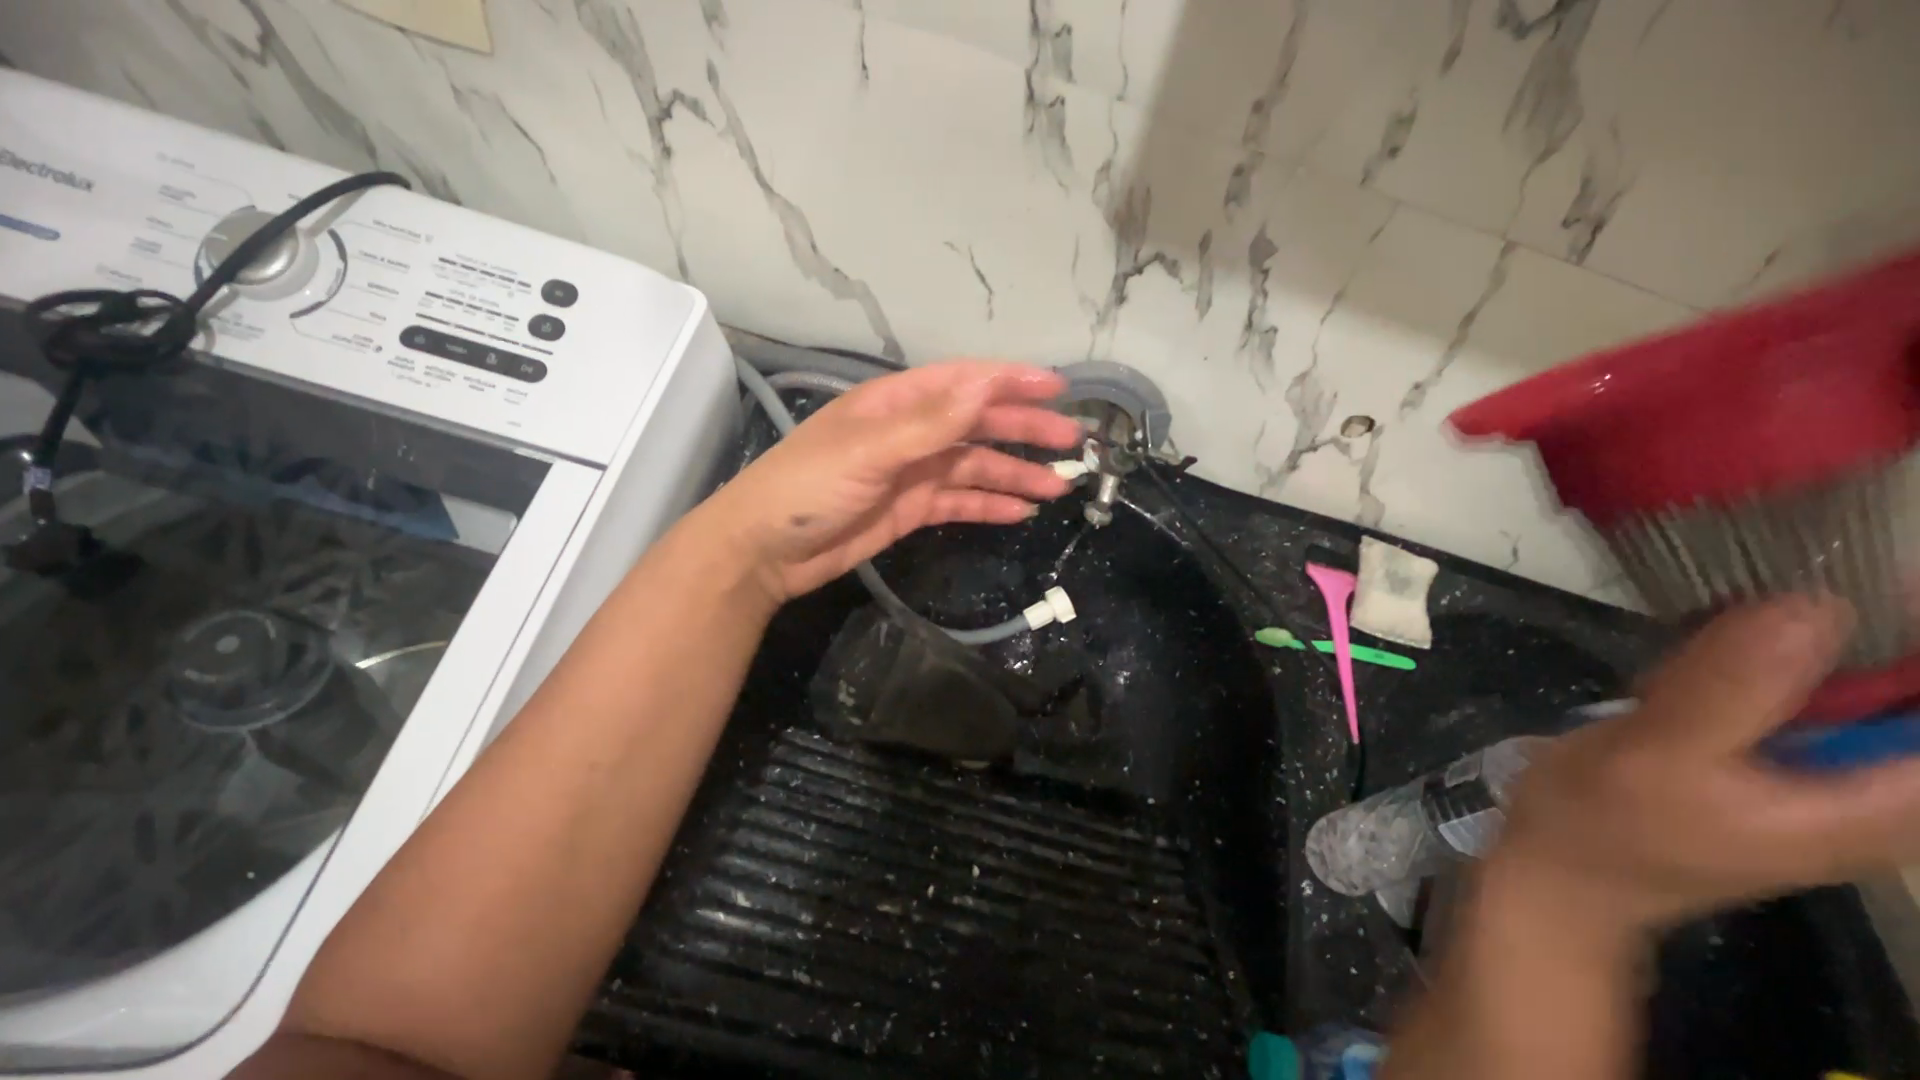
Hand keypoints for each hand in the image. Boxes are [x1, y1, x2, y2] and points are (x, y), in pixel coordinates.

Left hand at [701, 361, 1083, 604]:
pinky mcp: (908, 509)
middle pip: (976, 423)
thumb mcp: (869, 450)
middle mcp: (908, 431)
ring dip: (1013, 474)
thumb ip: (931, 422)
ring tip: (1057, 487)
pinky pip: (958, 501)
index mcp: (895, 403)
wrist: (763, 550)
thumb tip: (987, 385)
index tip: (1057, 389)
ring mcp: (909, 472)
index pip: (963, 382)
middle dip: (1023, 430)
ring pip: (973, 466)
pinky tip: (1020, 511)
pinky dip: (988, 504)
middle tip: (1071, 444)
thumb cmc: (807, 487)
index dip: (1011, 382)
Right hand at [1492, 596, 1919, 930]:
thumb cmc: (1603, 825)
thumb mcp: (1656, 754)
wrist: (1559, 874)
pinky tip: (1694, 668)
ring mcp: (1829, 775)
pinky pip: (1807, 695)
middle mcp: (1877, 790)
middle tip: (1763, 612)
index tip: (1882, 582)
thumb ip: (1732, 687)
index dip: (1919, 646)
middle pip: (1905, 697)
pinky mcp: (1780, 761)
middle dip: (1856, 637)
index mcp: (1878, 804)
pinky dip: (1764, 663)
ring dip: (1799, 645)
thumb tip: (1816, 604)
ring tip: (1705, 651)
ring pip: (1859, 687)